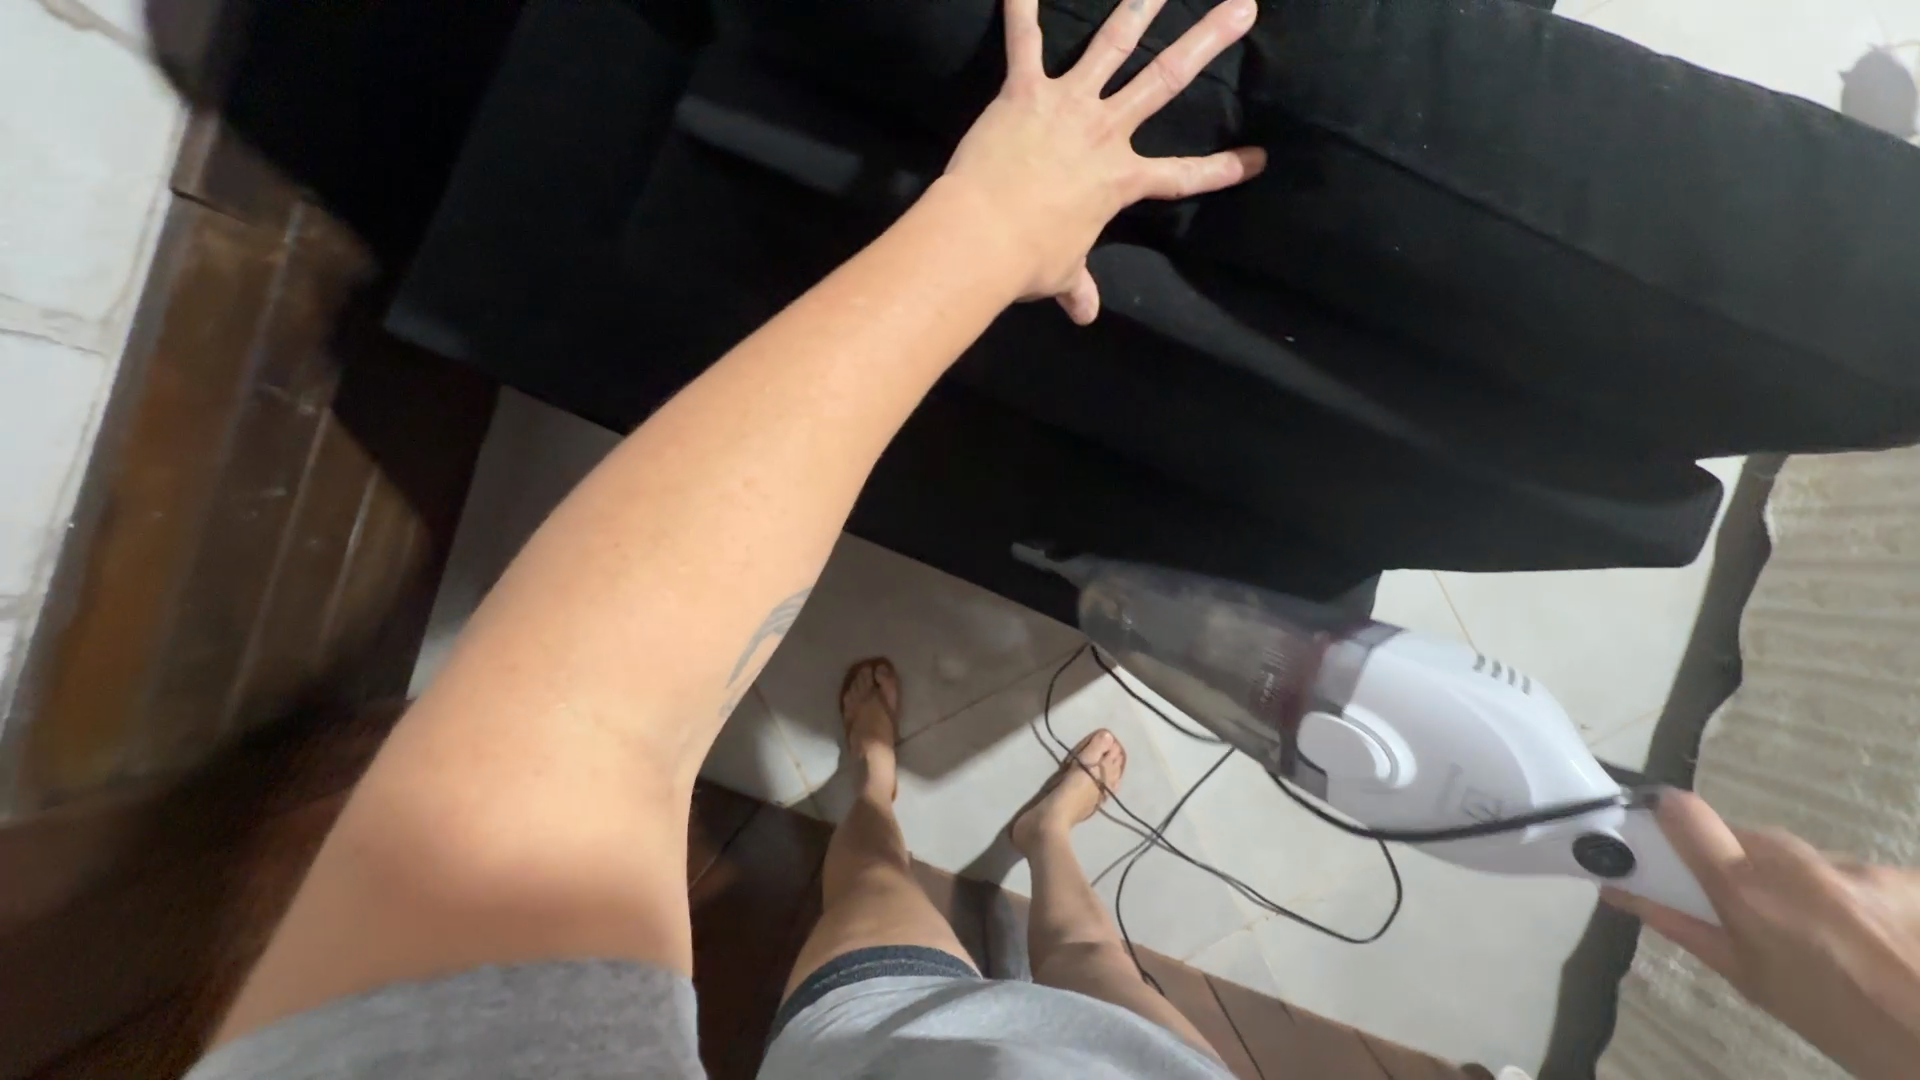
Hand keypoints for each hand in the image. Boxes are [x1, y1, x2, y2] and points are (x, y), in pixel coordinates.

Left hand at [941, 0, 1265, 324]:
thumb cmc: (1028, 260)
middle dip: (1207, 41)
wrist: (985, 237)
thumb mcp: (1062, 275)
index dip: (1221, 171)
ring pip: (1113, 42)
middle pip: (1166, 80)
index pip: (1182, 178)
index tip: (1255, 160)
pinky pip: (1023, 39)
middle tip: (1244, 8)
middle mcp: (1105, 132)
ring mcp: (1068, 105)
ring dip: (1141, 3)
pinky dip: (1020, 8)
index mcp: (1121, 181)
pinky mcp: (1025, 91)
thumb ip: (1079, 290)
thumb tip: (1086, 317)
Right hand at [1603, 791, 1919, 1078]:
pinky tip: (1880, 935)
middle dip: (1739, 861)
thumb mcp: (1749, 979)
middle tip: (1755, 906)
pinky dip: (1857, 897)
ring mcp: (1859, 868)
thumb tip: (1616, 891)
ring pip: (1805, 858)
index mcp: (1744, 888)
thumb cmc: (1838, 1022)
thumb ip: (1680, 925)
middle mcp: (1796, 865)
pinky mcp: (1908, 877)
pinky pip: (1860, 874)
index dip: (1668, 814)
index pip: (1684, 812)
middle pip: (1746, 836)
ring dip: (1802, 882)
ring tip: (1831, 933)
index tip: (1664, 831)